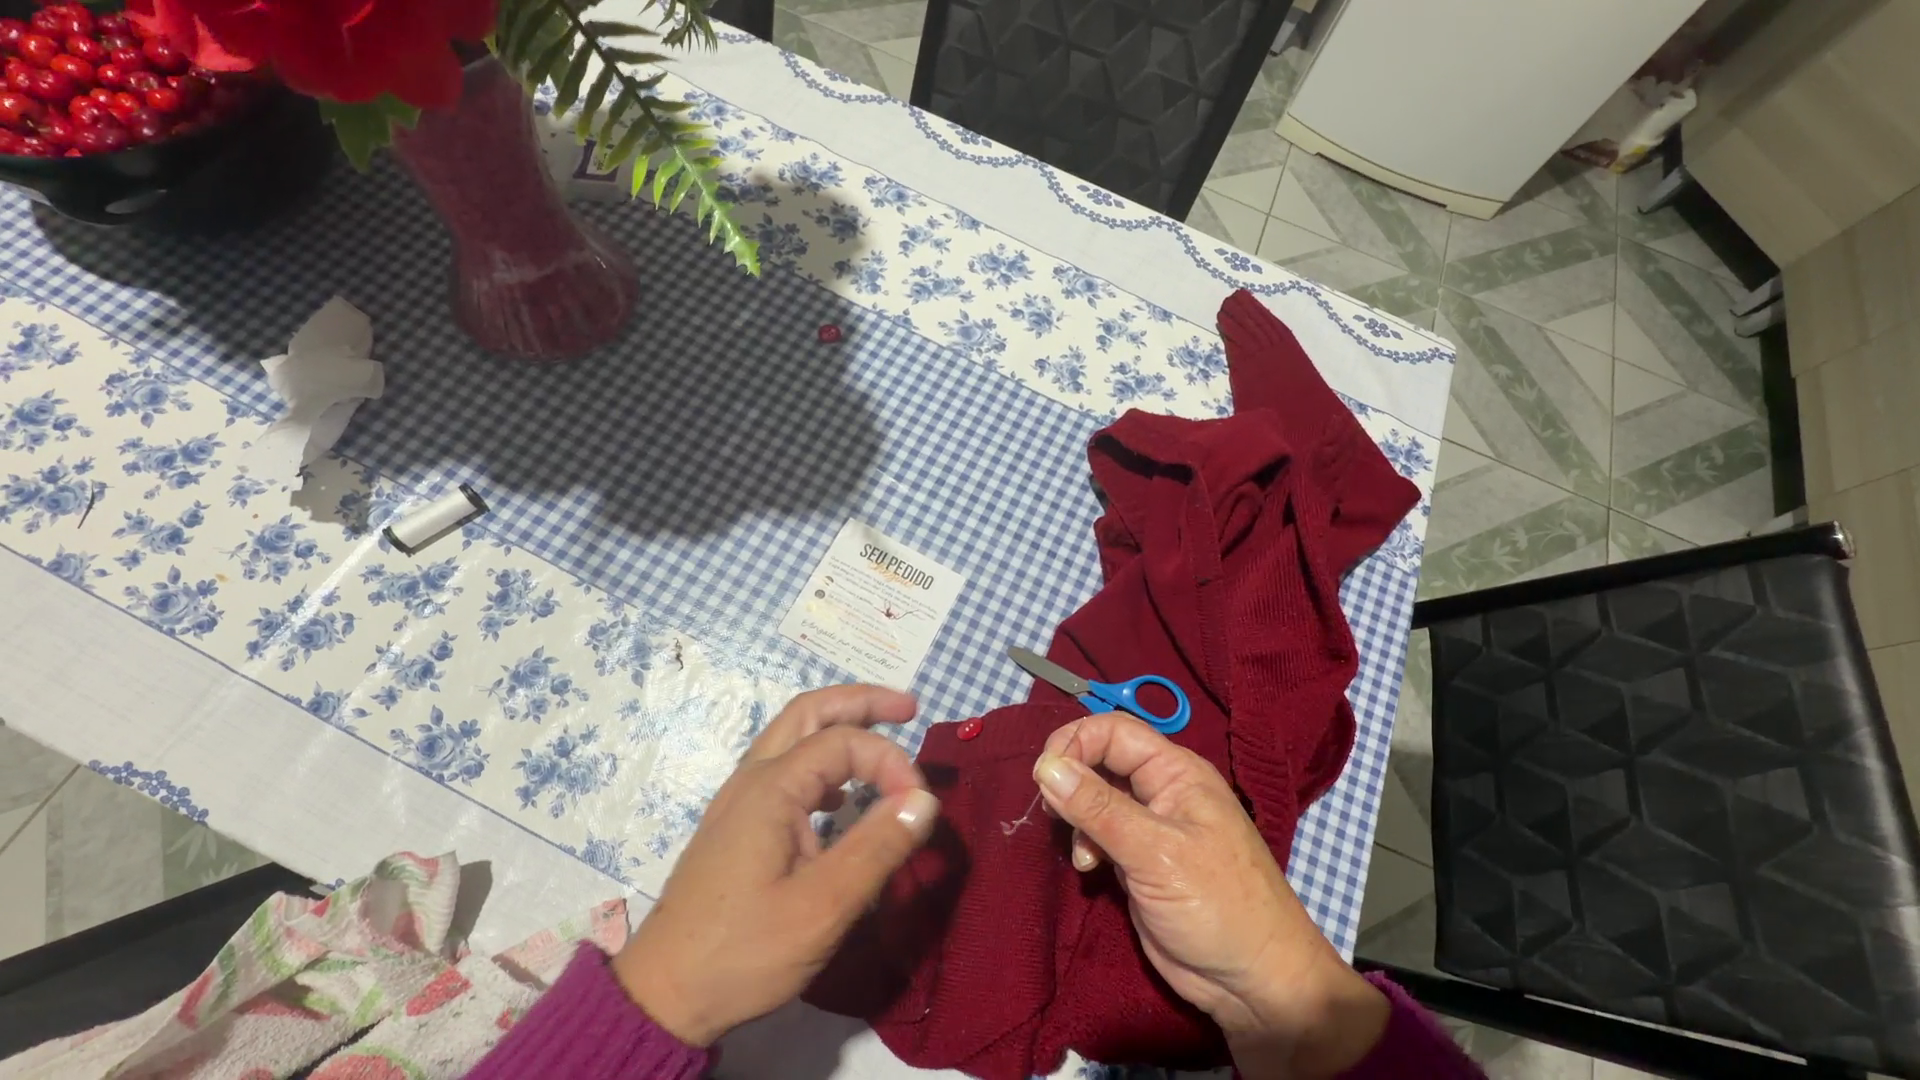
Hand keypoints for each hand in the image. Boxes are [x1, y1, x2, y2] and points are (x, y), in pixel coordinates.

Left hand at [612, 685, 940, 1045]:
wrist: (662, 996)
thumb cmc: (744, 952)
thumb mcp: (823, 907)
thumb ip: (877, 847)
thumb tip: (924, 798)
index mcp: (771, 788)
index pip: (844, 742)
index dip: (891, 761)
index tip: (919, 806)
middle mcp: (752, 779)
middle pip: (809, 712)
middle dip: (861, 701)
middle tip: (909, 707)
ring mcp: (739, 800)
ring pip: (792, 736)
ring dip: (839, 726)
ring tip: (882, 734)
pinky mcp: (737, 826)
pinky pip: (784, 769)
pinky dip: (821, 761)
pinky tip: (842, 797)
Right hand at [1033, 714, 1388, 1078]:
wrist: (1254, 984)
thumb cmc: (1217, 905)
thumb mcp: (1155, 852)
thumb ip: (1098, 808)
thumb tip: (1046, 767)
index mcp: (1176, 772)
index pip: (1115, 731)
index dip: (1076, 741)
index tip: (1044, 773)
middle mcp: (1162, 791)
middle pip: (1102, 760)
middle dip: (1072, 779)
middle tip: (1051, 810)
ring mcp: (1151, 827)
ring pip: (1096, 798)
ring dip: (1077, 818)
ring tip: (1081, 851)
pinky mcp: (1140, 861)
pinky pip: (1101, 834)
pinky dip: (1087, 845)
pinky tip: (1088, 868)